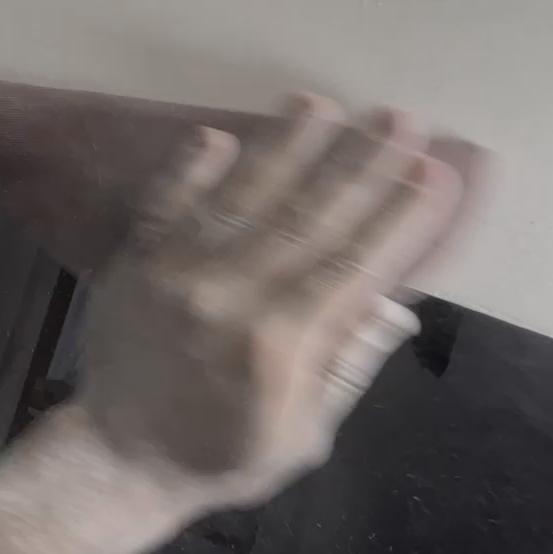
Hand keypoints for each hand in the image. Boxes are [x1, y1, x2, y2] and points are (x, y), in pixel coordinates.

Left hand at [74, 94, 460, 509]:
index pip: (352, 265)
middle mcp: (227, 295)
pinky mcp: (135, 257)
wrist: (119, 449)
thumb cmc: (220, 451)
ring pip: (238, 197)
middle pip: (304, 218)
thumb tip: (387, 297)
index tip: (433, 169)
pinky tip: (214, 134)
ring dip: (281, 146)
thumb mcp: (303, 432)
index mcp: (278, 345)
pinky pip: (164, 202)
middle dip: (356, 164)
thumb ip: (341, 362)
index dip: (397, 215)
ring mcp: (173, 269)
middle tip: (395, 116)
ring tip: (317, 102)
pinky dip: (188, 167)